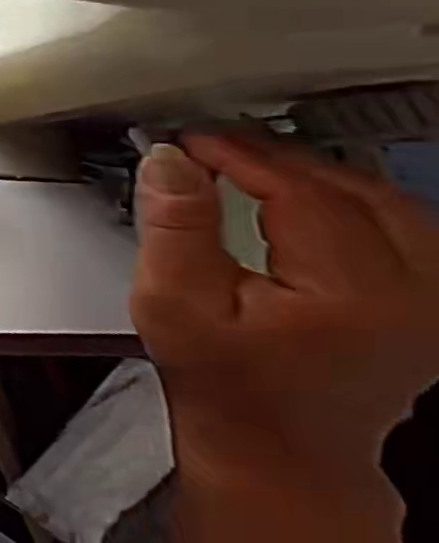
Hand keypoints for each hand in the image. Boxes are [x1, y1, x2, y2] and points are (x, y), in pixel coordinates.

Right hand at [131, 134, 438, 497]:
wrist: (270, 442)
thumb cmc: (221, 380)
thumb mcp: (171, 298)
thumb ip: (172, 225)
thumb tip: (170, 161)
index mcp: (354, 296)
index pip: (304, 194)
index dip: (240, 156)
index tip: (187, 141)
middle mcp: (414, 300)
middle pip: (361, 193)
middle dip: (280, 157)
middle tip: (214, 143)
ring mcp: (429, 307)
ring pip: (394, 208)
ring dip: (318, 173)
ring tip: (250, 160)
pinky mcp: (421, 309)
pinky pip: (404, 231)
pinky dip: (347, 199)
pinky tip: (299, 194)